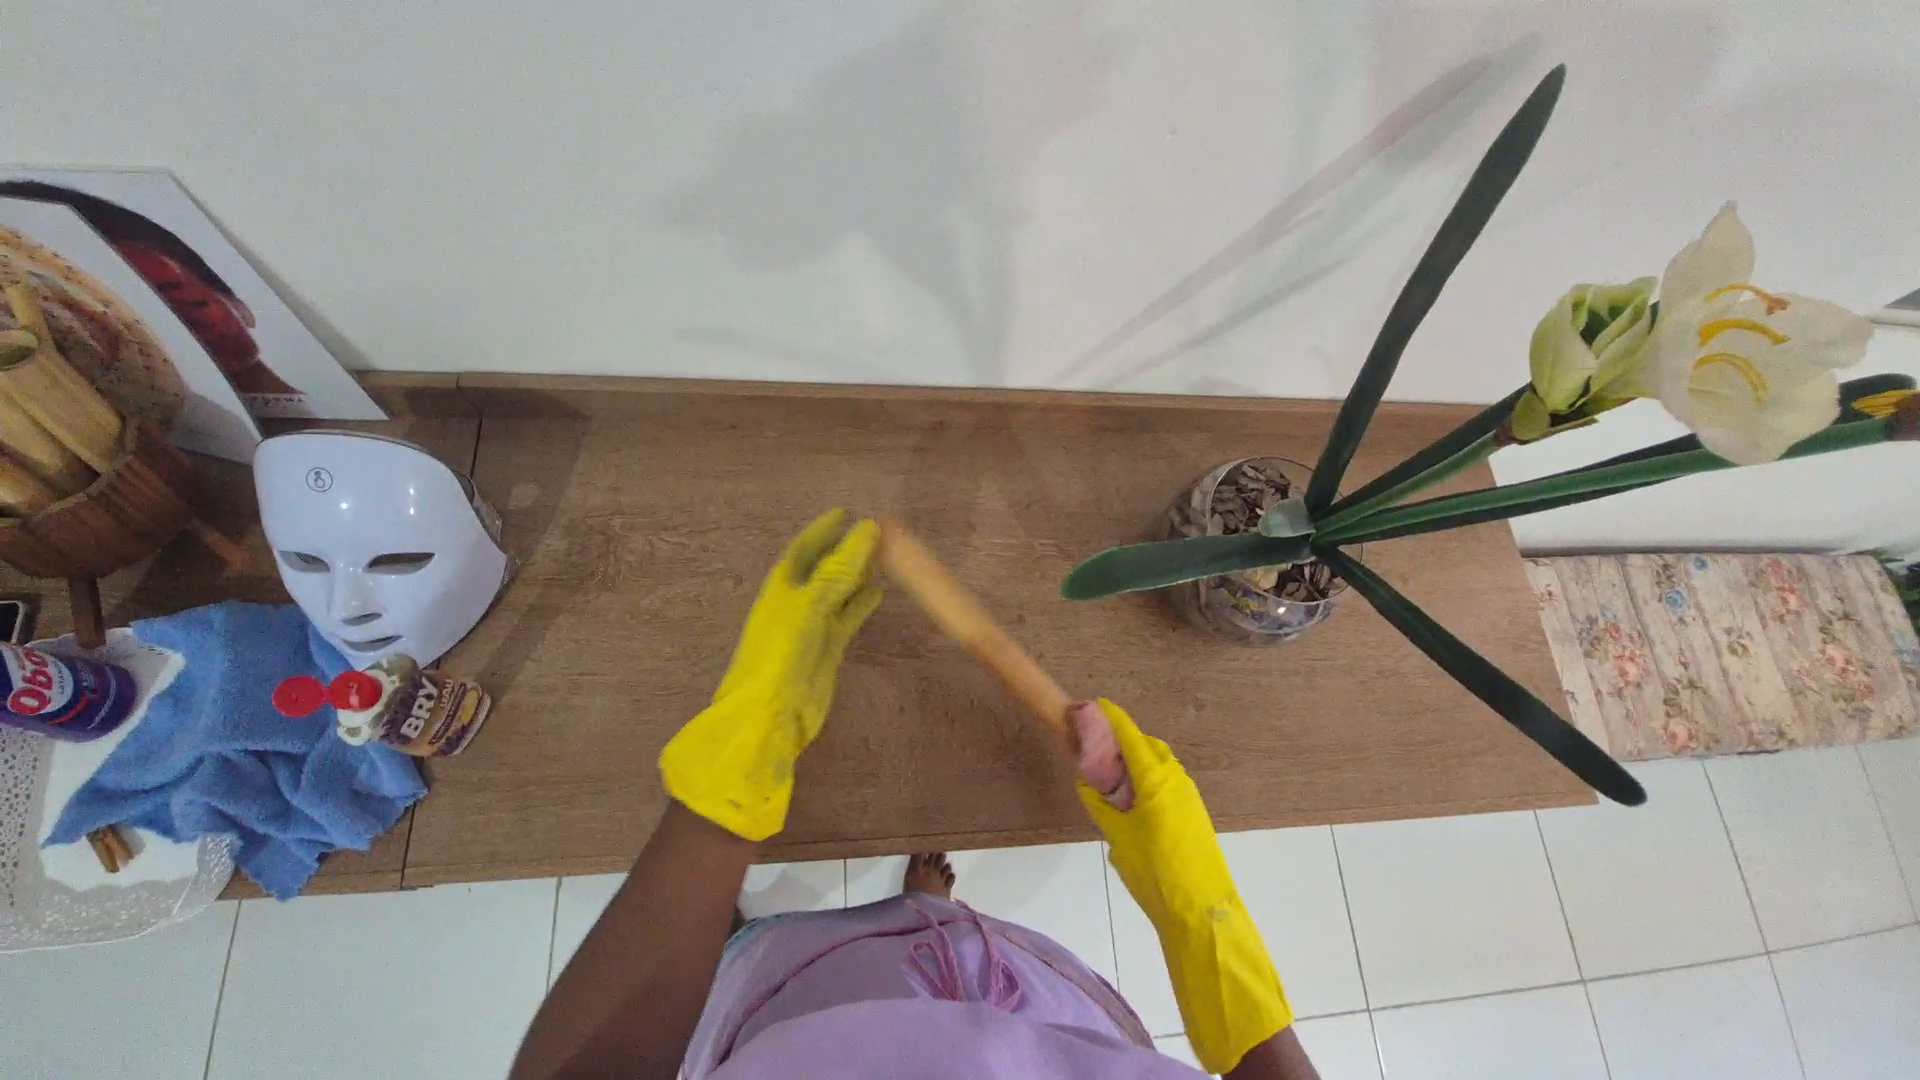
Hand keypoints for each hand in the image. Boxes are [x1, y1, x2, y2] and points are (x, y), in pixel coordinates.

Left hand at [659, 510, 882, 841]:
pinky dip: (862, 603)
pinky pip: (847, 617)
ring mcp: (812, 626)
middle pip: (824, 567)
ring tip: (883, 557)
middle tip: (876, 532)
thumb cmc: (781, 654)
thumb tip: (868, 528)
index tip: (845, 512)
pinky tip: (879, 592)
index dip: (823, 530)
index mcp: (781, 588)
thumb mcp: (810, 605)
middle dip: (845, 550)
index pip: (804, 549)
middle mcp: (796, 602)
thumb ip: (839, 569)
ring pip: (838, 591)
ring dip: (857, 575)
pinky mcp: (827, 648)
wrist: (770, 715)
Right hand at [1071, 700, 1292, 1075]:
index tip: (1088, 706)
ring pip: (1157, 761)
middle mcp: (1175, 777)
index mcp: (1154, 777)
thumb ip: (1100, 803)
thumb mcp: (1117, 836)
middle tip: (1092, 747)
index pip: (1128, 733)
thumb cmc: (1154, 871)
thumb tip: (1087, 780)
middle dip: (1120, 737)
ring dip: (1134, 757)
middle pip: (1144, 743)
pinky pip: (1165, 780)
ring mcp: (1188, 794)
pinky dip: (1146, 776)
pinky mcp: (1193, 811)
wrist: (1201, 912)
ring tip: (1108, 774)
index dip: (1108, 717)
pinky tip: (1130, 797)